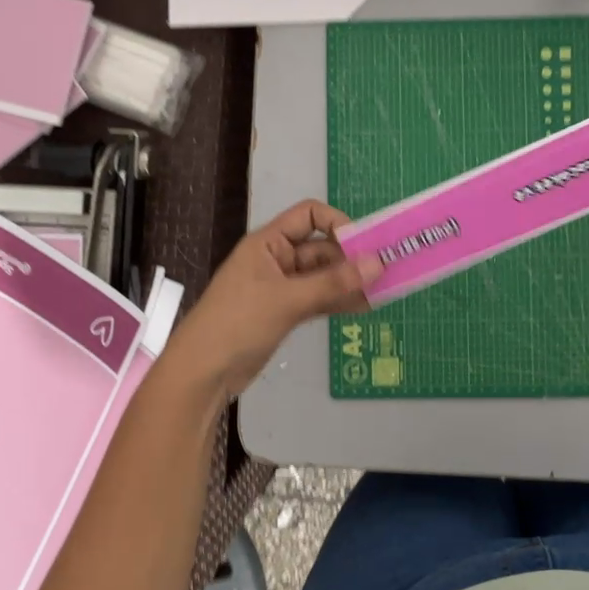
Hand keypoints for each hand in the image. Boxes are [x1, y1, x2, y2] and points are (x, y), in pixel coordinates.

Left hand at [171, 200, 382, 394]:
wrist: (202, 373)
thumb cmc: (238, 323)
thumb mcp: (287, 300)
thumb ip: (333, 283)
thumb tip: (378, 263)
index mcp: (268, 243)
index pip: (309, 215)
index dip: (337, 224)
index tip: (363, 245)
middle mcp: (276, 259)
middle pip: (320, 249)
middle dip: (351, 259)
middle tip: (386, 272)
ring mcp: (281, 288)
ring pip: (322, 277)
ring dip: (349, 282)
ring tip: (383, 290)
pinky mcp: (284, 314)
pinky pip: (318, 300)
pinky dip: (338, 301)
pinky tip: (365, 307)